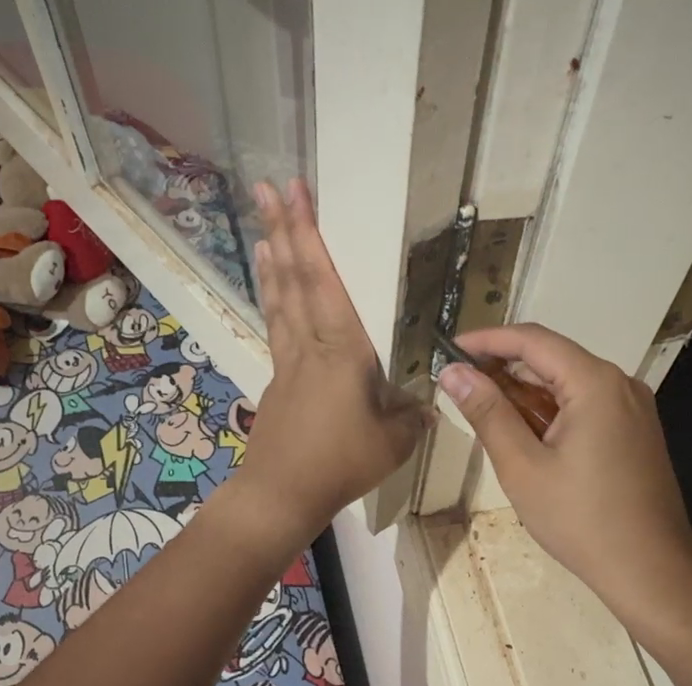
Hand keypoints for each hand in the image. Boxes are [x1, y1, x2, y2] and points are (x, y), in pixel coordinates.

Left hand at [236, 178, 426, 533]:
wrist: (282, 493)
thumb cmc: (342, 462)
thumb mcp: (395, 441)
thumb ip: (412, 415)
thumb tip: (428, 404)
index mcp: (341, 349)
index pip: (322, 279)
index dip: (308, 233)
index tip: (294, 193)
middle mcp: (309, 345)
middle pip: (294, 278)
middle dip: (282, 229)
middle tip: (267, 187)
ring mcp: (288, 363)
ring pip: (279, 301)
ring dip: (273, 261)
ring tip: (264, 229)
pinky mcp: (278, 383)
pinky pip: (276, 328)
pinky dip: (273, 300)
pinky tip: (273, 294)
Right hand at [442, 323, 691, 616]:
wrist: (650, 569)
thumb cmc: (581, 520)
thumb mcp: (523, 468)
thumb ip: (488, 414)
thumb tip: (453, 374)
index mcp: (595, 383)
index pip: (533, 340)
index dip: (487, 340)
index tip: (449, 349)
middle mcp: (620, 384)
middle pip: (553, 359)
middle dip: (505, 368)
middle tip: (460, 386)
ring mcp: (633, 409)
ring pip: (569, 385)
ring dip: (527, 394)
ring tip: (484, 412)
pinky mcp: (636, 433)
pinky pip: (587, 407)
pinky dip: (552, 413)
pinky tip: (526, 435)